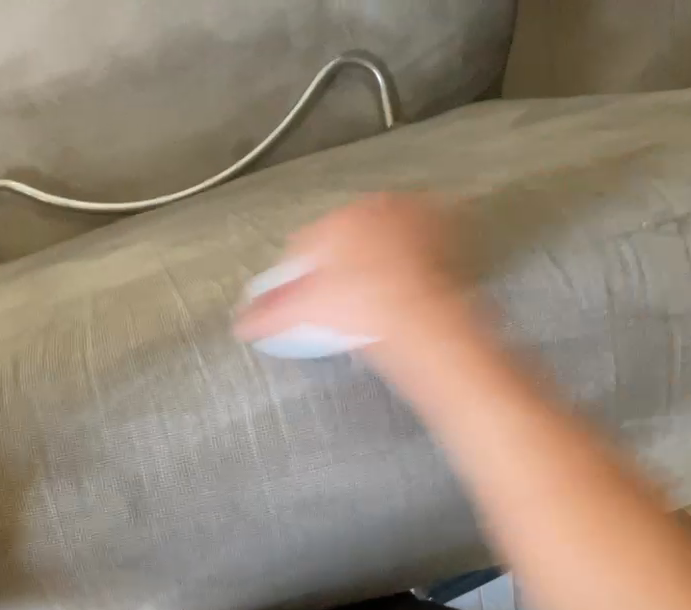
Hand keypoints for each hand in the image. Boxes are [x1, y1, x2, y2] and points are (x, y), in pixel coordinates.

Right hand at [232, 194, 488, 376]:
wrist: (420, 320)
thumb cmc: (356, 309)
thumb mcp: (299, 313)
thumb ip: (266, 314)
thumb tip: (240, 324)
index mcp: (335, 219)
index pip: (307, 244)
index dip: (303, 275)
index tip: (308, 298)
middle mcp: (375, 206)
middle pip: (349, 236)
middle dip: (344, 260)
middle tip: (345, 298)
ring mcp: (415, 214)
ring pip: (386, 235)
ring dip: (381, 255)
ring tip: (378, 292)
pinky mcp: (450, 229)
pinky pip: (425, 240)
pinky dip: (417, 255)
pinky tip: (411, 284)